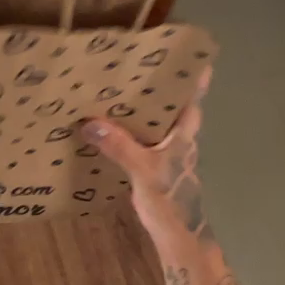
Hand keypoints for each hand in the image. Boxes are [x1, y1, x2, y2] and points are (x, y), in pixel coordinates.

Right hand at [81, 66, 213, 247]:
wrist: (178, 236)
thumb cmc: (171, 199)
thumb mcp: (143, 170)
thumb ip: (118, 146)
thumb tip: (89, 122)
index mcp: (184, 131)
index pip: (194, 94)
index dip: (194, 71)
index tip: (187, 47)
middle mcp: (178, 137)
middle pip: (173, 103)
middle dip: (160, 83)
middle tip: (137, 60)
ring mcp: (166, 152)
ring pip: (156, 121)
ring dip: (141, 106)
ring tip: (114, 87)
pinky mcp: (153, 165)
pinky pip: (140, 139)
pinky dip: (127, 129)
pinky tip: (106, 126)